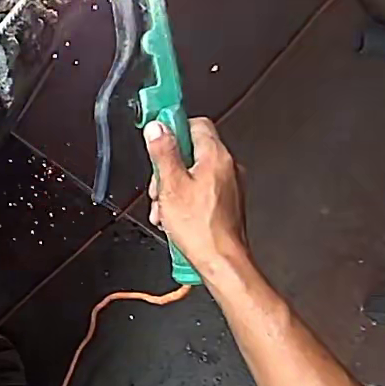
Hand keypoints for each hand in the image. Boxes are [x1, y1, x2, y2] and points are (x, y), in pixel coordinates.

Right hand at [145, 117, 249, 278]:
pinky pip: (199, 190)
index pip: (194, 124)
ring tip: (164, 207)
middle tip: (158, 184)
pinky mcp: (224, 202)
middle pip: (189, 151)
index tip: (157, 133)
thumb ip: (163, 153)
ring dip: (171, 187)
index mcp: (216, 157)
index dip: (172, 127)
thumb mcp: (171, 186)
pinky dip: (183, 199)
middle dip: (167, 167)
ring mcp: (227, 185)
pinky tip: (174, 216)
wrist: (221, 261)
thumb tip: (157, 128)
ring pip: (191, 173)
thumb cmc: (202, 229)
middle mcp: (227, 167)